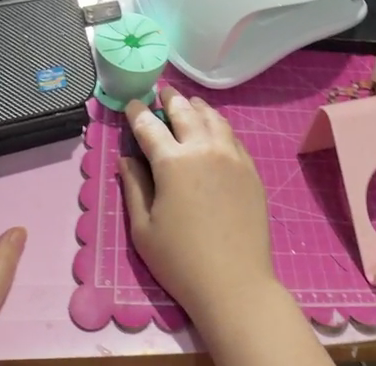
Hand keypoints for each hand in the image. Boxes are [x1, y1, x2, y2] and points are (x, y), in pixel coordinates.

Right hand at [119, 84, 276, 318]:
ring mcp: (230, 155)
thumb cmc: (181, 261)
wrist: (235, 283)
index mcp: (172, 162)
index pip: (149, 125)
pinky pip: (232, 135)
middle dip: (169, 98)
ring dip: (196, 106)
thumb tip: (126, 158)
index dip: (137, 112)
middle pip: (184, 111)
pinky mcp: (249, 168)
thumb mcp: (143, 229)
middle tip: (161, 92)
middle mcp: (202, 148)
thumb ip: (133, 187)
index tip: (131, 104)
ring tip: (188, 103)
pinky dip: (218, 124)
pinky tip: (213, 129)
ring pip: (212, 117)